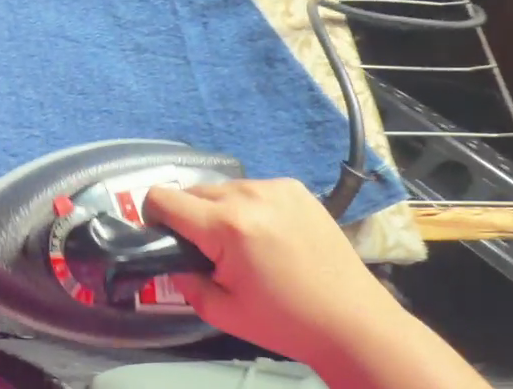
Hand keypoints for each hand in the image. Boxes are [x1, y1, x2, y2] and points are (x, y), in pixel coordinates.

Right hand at [143, 178, 406, 365]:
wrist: (358, 326)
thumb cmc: (287, 322)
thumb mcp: (221, 312)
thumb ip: (183, 279)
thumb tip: (168, 257)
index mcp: (226, 226)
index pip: (161, 197)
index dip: (155, 218)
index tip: (169, 239)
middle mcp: (246, 195)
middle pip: (190, 191)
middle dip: (191, 217)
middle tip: (213, 251)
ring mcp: (274, 187)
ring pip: (221, 189)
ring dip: (220, 210)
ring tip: (245, 243)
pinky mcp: (294, 187)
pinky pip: (251, 188)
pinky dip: (249, 206)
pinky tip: (270, 234)